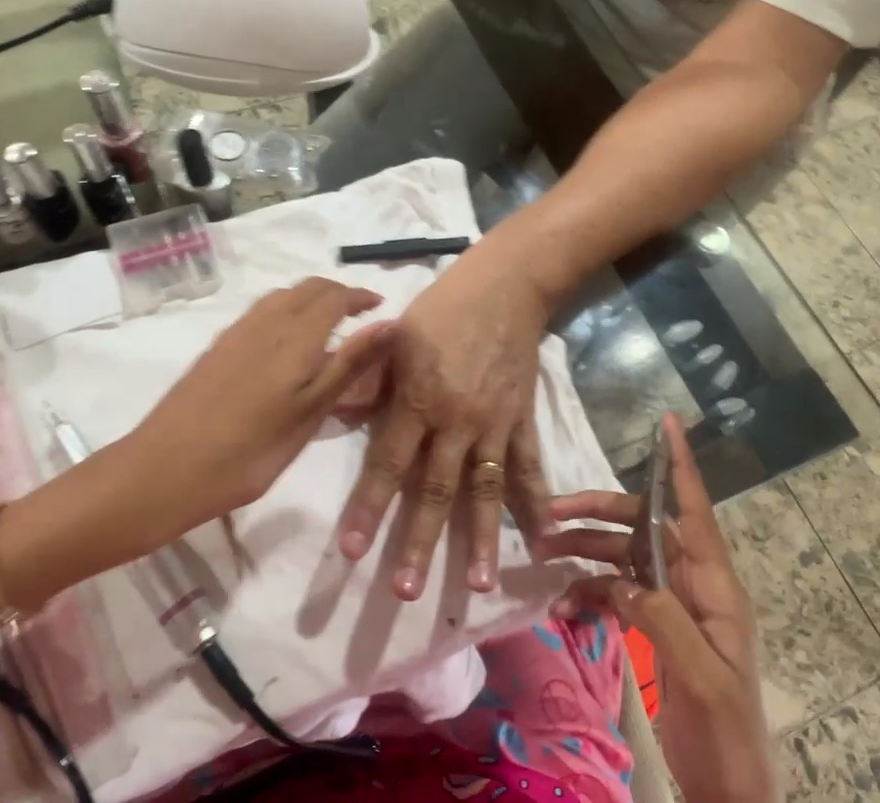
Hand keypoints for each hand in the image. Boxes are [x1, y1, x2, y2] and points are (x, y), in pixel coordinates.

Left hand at [124, 278, 395, 530]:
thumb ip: (350, 363)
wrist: (167, 468)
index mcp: (295, 335)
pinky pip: (261, 313)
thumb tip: (390, 322)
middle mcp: (266, 322)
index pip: (335, 297)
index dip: (361, 297)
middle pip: (307, 289)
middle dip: (337, 294)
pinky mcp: (217, 348)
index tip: (380, 306)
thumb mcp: (311, 412)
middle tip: (359, 316)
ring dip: (310, 300)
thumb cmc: (251, 449)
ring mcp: (237, 333)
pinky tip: (286, 347)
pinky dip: (285, 313)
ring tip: (328, 328)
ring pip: (281, 298)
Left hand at [336, 258, 555, 599]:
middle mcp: (455, 421)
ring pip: (484, 489)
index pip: (388, 463)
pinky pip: (529, 466)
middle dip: (420, 542)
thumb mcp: (397, 338)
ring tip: (478, 584)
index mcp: (417, 400)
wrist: (504, 287)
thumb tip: (336, 414)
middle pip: (434, 489)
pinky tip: (543, 537)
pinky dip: (536, 501)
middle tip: (406, 591)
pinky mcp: (522, 420)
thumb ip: (371, 381)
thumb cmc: (441, 310)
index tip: (352, 551)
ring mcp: (493, 424)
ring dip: (481, 538)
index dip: (369, 507)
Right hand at [541, 414, 775, 802]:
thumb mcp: (701, 675)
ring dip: (583, 556)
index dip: (681, 467)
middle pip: (642, 529)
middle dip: (597, 515)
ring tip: (540, 560)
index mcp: (715, 586)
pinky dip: (587, 596)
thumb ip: (664, 619)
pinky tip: (562, 610)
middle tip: (548, 516)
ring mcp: (672, 605)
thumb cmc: (726, 730)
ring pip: (622, 559)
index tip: (668, 423)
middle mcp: (693, 584)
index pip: (695, 513)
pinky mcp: (654, 628)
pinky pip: (615, 596)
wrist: (729, 786)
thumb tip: (622, 579)